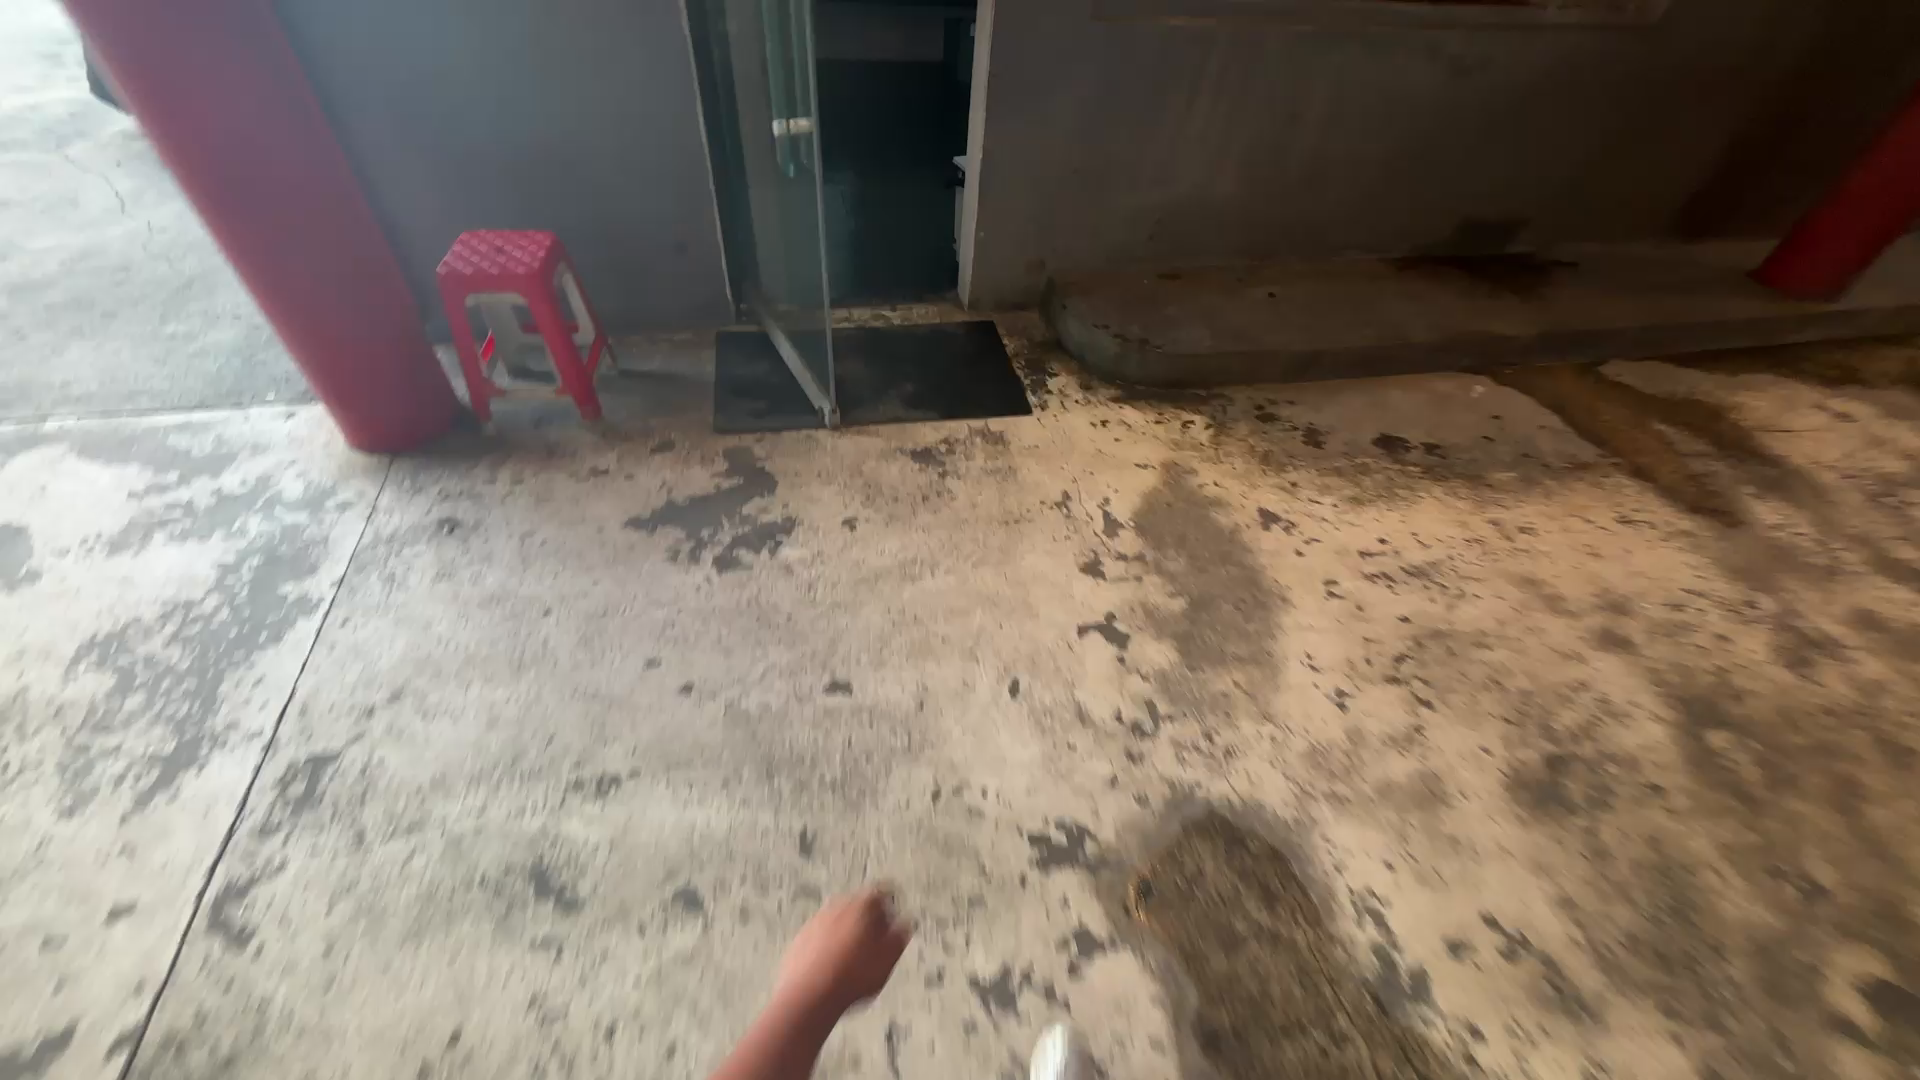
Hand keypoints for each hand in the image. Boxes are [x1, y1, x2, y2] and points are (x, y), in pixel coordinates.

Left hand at [770, 885, 913, 1016]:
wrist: (808, 996)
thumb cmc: (852, 977)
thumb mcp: (888, 960)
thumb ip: (900, 936)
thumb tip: (906, 924)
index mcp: (863, 904)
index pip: (884, 892)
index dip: (892, 905)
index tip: (895, 919)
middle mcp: (839, 904)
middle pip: (860, 904)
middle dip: (869, 920)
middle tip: (876, 944)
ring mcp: (817, 919)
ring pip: (840, 920)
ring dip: (848, 932)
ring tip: (854, 960)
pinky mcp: (802, 936)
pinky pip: (822, 934)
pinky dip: (829, 944)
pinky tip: (833, 967)